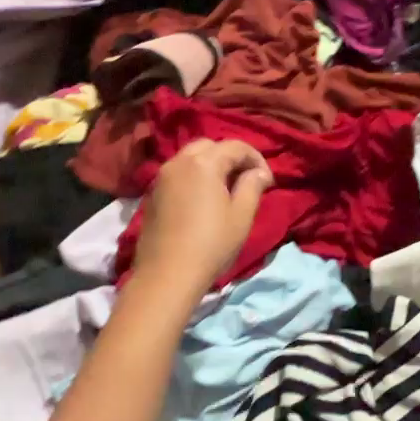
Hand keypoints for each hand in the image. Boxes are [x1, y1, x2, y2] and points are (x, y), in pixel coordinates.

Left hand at [131, 139, 271, 291]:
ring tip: (224, 189)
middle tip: (244, 179)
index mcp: (203, 163)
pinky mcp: (152, 194)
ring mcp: (161, 178)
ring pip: (189, 158)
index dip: (256, 158)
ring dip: (209, 166)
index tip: (267, 181)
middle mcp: (178, 162)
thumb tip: (259, 173)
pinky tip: (201, 200)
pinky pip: (176, 174)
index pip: (235, 146)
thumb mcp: (241, 216)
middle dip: (230, 156)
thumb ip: (252, 186)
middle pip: (208, 146)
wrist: (167, 274)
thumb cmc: (211, 245)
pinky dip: (192, 177)